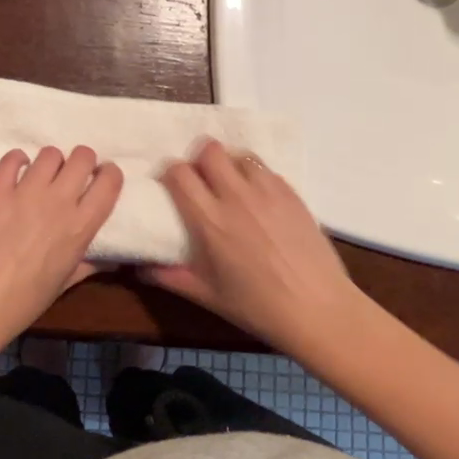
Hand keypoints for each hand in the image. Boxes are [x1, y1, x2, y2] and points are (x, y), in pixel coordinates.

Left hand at [0, 146, 122, 345]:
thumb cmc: (24, 302)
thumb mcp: (64, 283)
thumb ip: (88, 264)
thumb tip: (111, 259)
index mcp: (80, 226)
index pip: (109, 182)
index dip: (110, 174)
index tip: (101, 178)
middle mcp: (58, 202)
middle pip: (82, 156)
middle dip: (81, 161)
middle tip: (71, 175)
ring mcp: (25, 192)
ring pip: (49, 154)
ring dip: (49, 162)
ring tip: (41, 177)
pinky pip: (12, 159)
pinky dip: (16, 161)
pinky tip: (14, 173)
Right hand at [143, 140, 370, 359]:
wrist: (318, 309)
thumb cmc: (258, 307)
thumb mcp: (208, 296)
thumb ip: (171, 277)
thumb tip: (140, 269)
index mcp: (210, 220)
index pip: (179, 172)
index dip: (170, 172)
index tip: (171, 185)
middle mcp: (236, 196)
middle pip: (209, 149)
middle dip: (199, 159)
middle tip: (200, 179)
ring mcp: (267, 191)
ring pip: (239, 154)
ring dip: (229, 164)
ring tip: (230, 184)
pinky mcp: (292, 193)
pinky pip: (266, 169)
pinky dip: (255, 175)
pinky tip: (258, 197)